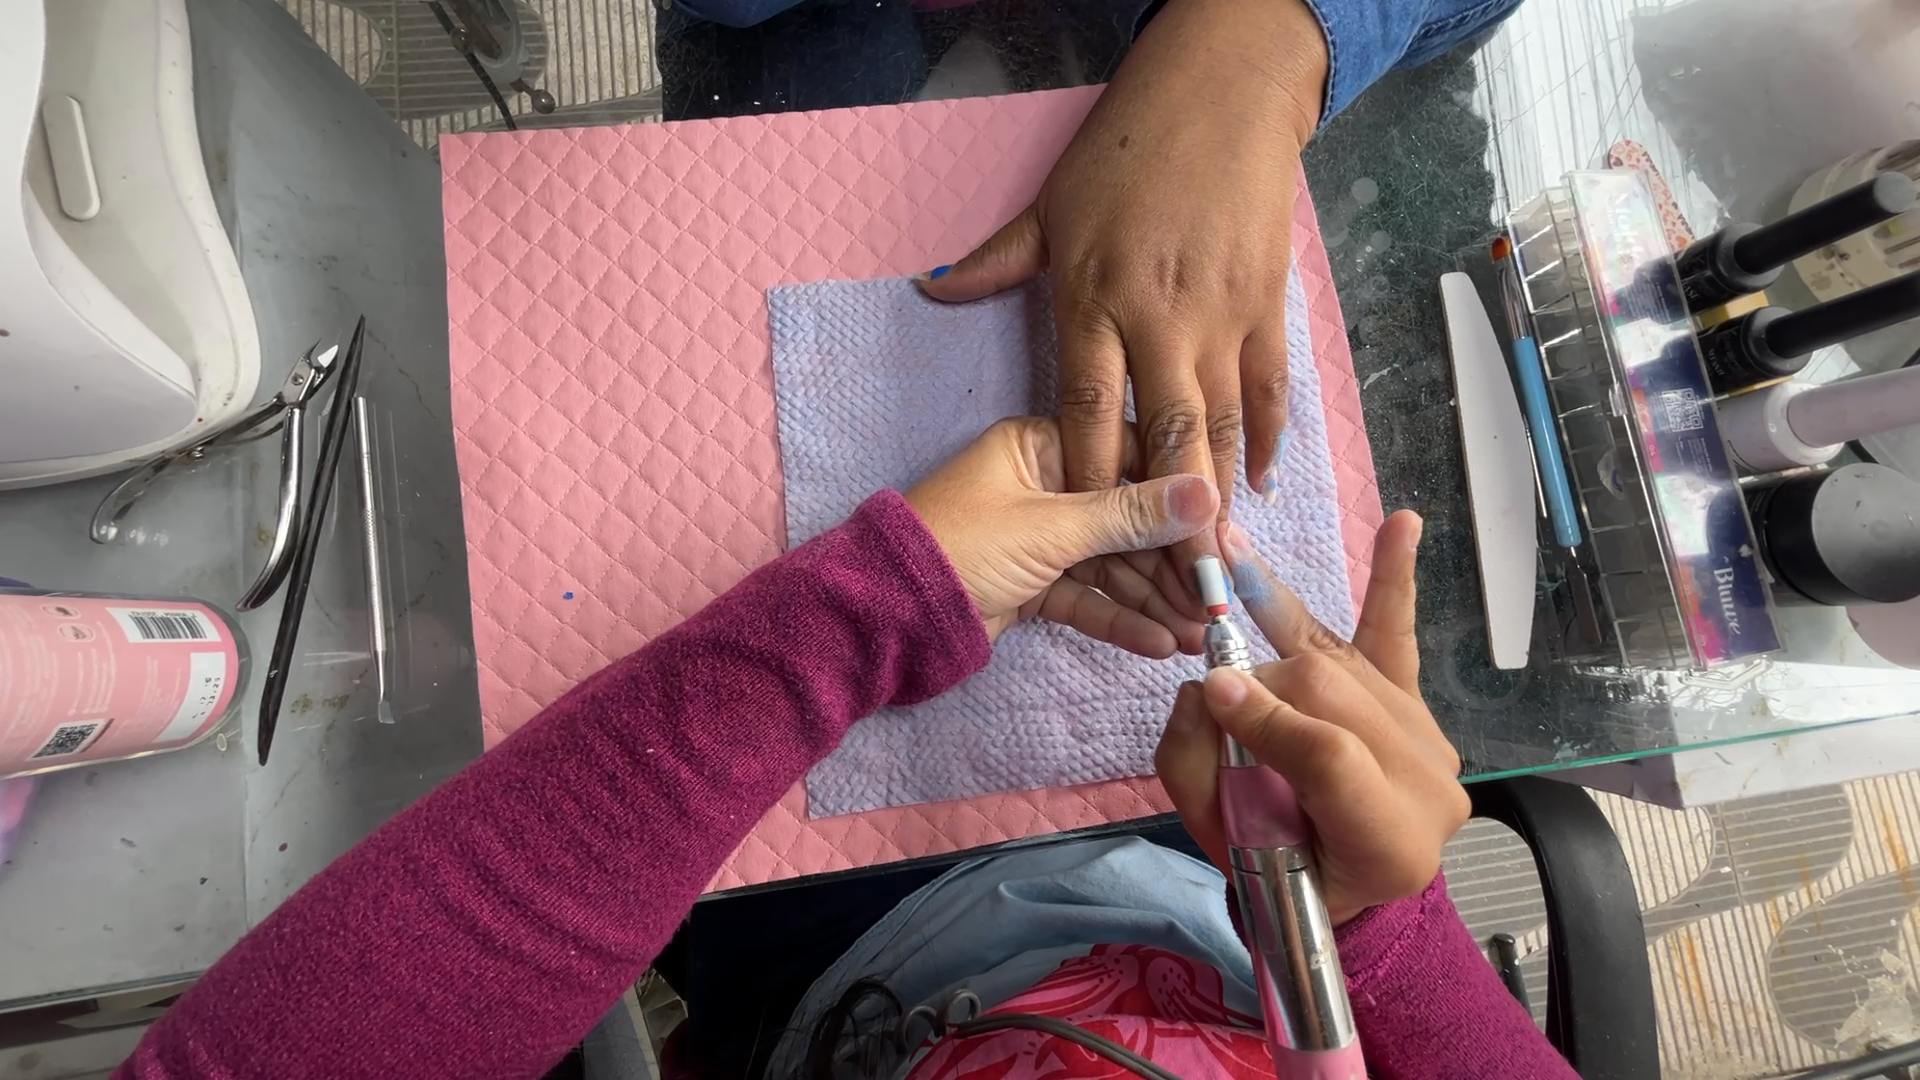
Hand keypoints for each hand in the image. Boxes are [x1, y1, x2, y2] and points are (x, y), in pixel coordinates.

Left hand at [906, 417, 1216, 657]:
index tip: (1223, 537)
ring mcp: (1039, 537)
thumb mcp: (1050, 528)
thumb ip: (1129, 514)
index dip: (1179, 500)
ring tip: (1197, 636)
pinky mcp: (1032, 582)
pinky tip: (1157, 644)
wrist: (889, 613)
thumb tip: (1209, 494)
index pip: (1129, 460)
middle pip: (1125, 520)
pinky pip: (1085, 596)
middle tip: (1214, 603)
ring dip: (1152, 600)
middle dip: (1170, 565)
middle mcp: (1046, 486)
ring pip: (1109, 564)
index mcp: (1042, 447)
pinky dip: (1117, 618)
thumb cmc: (964, 546)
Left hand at [918, 0, 1328, 557]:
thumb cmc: (1125, 151)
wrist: (1226, 86)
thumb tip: (931, 286)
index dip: (1093, 483)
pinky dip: (1267, 436)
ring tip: (1221, 555)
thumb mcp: (1048, 208)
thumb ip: (994, 262)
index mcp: (1095, 303)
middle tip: (1181, 579)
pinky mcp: (1266, 306)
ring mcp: (1218, 314)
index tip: (1096, 542)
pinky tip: (1258, 482)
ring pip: (1219, 422)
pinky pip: (1269, 386)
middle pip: (1161, 434)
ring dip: (1221, 494)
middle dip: (1172, 515)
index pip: (1087, 413)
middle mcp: (1157, 319)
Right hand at [1154, 512, 1469, 924]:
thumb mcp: (1216, 838)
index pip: (1330, 757)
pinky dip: (1393, 579)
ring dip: (1275, 631)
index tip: (1210, 689)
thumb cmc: (1274, 863)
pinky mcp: (1409, 699)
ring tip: (1230, 559)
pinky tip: (1402, 524)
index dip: (1268, 718)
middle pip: (1329, 692)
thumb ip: (1196, 767)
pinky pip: (1395, 635)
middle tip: (1219, 691)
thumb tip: (1204, 686)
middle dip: (1261, 683)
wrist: (1341, 875)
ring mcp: (1423, 731)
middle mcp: (1423, 778)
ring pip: (1338, 658)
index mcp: (1384, 840)